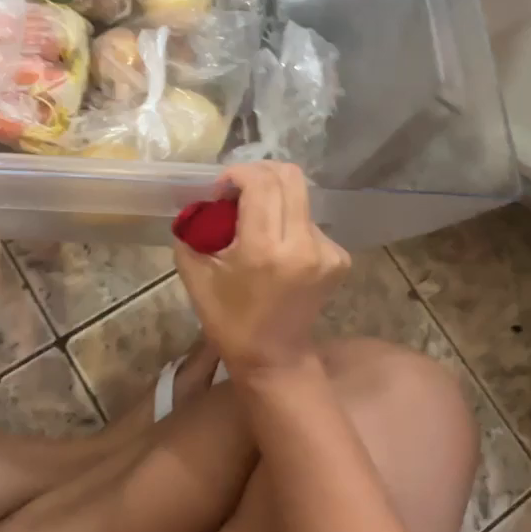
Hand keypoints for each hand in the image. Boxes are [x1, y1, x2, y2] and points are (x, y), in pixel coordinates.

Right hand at [173, 162, 350, 374]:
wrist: (274, 358)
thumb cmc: (229, 319)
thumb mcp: (195, 274)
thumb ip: (192, 231)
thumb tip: (200, 204)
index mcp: (264, 248)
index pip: (260, 182)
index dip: (238, 174)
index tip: (221, 190)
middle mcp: (302, 243)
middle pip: (289, 177)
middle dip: (258, 175)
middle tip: (238, 193)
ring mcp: (326, 251)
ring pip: (299, 198)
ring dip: (273, 200)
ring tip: (255, 226)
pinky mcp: (338, 258)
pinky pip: (309, 221)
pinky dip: (288, 222)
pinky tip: (276, 247)